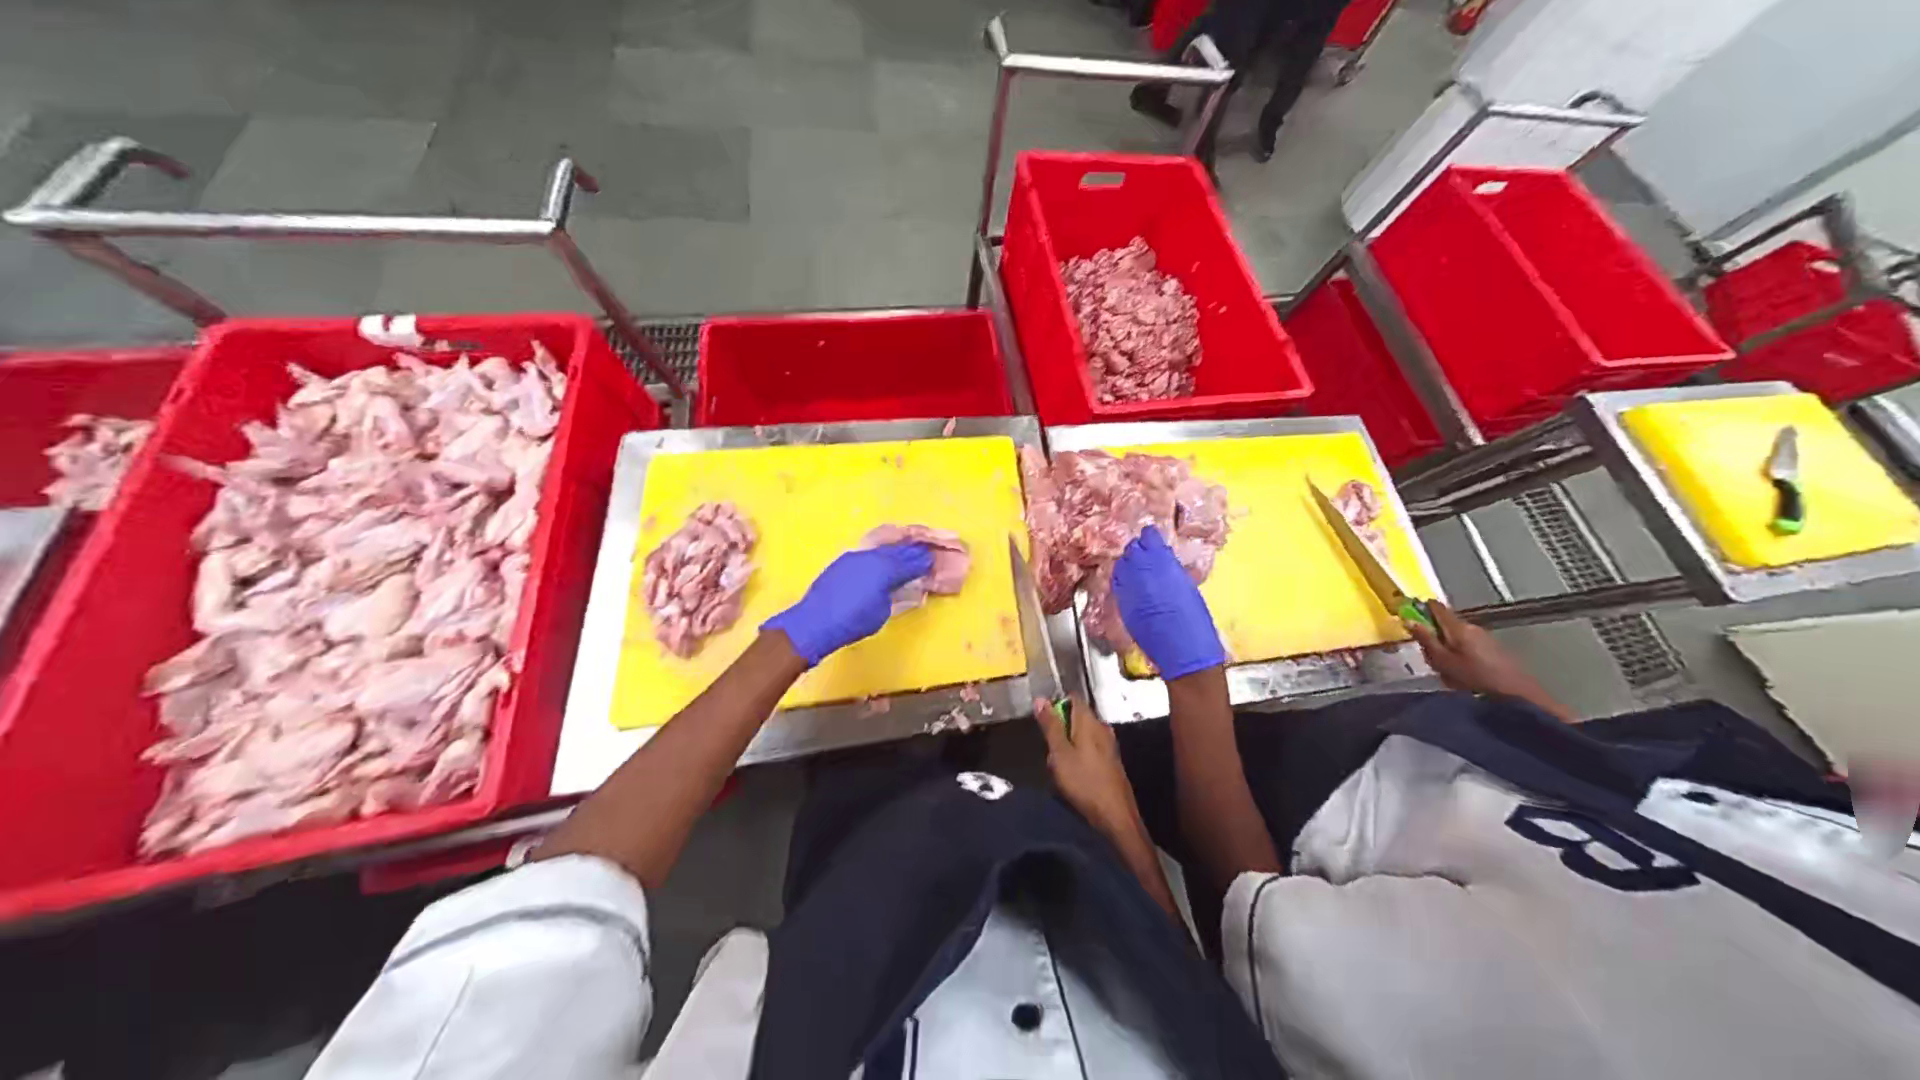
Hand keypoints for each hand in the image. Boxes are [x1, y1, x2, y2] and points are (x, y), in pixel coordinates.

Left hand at [762, 543, 932, 665]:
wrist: (814, 622)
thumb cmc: (853, 621)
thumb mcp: (882, 611)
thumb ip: (894, 594)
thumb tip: (897, 586)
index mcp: (886, 569)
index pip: (911, 561)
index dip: (923, 561)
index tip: (933, 559)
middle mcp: (872, 557)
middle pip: (897, 550)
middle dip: (912, 551)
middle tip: (924, 551)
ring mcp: (855, 557)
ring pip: (881, 549)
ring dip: (895, 550)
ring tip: (905, 553)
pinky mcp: (842, 562)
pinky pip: (868, 554)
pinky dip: (879, 555)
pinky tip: (881, 560)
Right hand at [1033, 696, 1144, 839]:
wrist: (1116, 816)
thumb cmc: (1084, 782)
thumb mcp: (1060, 754)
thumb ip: (1051, 726)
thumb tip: (1041, 698)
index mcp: (1090, 721)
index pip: (1073, 698)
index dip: (1056, 702)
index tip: (1042, 718)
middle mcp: (1102, 727)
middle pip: (1077, 716)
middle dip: (1060, 726)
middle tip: (1048, 746)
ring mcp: (1109, 744)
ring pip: (1082, 733)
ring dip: (1068, 742)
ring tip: (1058, 762)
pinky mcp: (1111, 759)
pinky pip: (1090, 746)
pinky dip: (1078, 752)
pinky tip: (1072, 771)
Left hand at [1111, 527, 1224, 679]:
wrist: (1185, 656)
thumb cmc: (1196, 624)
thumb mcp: (1189, 590)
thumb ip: (1174, 572)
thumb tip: (1167, 561)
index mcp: (1164, 569)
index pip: (1149, 542)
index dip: (1150, 537)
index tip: (1152, 535)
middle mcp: (1142, 578)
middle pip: (1132, 553)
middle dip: (1137, 548)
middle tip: (1144, 548)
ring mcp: (1129, 593)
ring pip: (1121, 568)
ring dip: (1128, 563)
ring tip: (1136, 562)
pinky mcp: (1124, 608)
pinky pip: (1118, 586)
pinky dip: (1122, 579)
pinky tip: (1128, 580)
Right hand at [1407, 601, 1574, 721]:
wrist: (1517, 695)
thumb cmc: (1473, 677)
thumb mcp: (1442, 661)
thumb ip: (1425, 639)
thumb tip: (1409, 620)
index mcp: (1458, 627)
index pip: (1438, 608)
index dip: (1423, 607)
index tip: (1411, 612)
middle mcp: (1474, 627)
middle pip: (1448, 624)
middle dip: (1436, 635)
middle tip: (1428, 654)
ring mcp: (1487, 638)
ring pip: (1460, 636)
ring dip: (1449, 646)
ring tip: (1446, 668)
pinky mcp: (1496, 650)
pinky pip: (1471, 646)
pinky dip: (1462, 654)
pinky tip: (1464, 672)